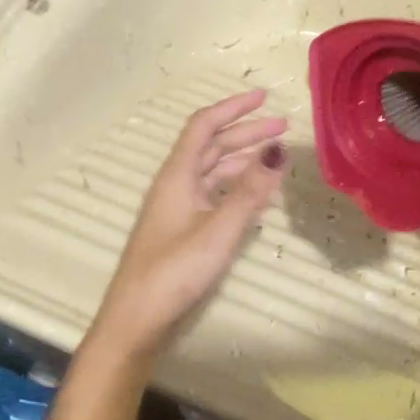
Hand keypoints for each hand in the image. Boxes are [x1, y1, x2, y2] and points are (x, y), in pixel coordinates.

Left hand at [90, 90, 288, 359]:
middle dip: (246, 133)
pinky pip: (215, 194)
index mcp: (178, 175)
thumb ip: (250, 191)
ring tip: (277, 158)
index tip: (264, 97)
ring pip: (214, 171)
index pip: (204, 126)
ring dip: (244, 159)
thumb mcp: (219, 230)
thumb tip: (278, 149)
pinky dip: (238, 187)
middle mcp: (176, 184)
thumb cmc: (174, 273)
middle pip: (212, 146)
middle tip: (283, 127)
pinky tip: (259, 196)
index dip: (233, 108)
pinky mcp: (183, 230)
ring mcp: (179, 208)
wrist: (136, 323)